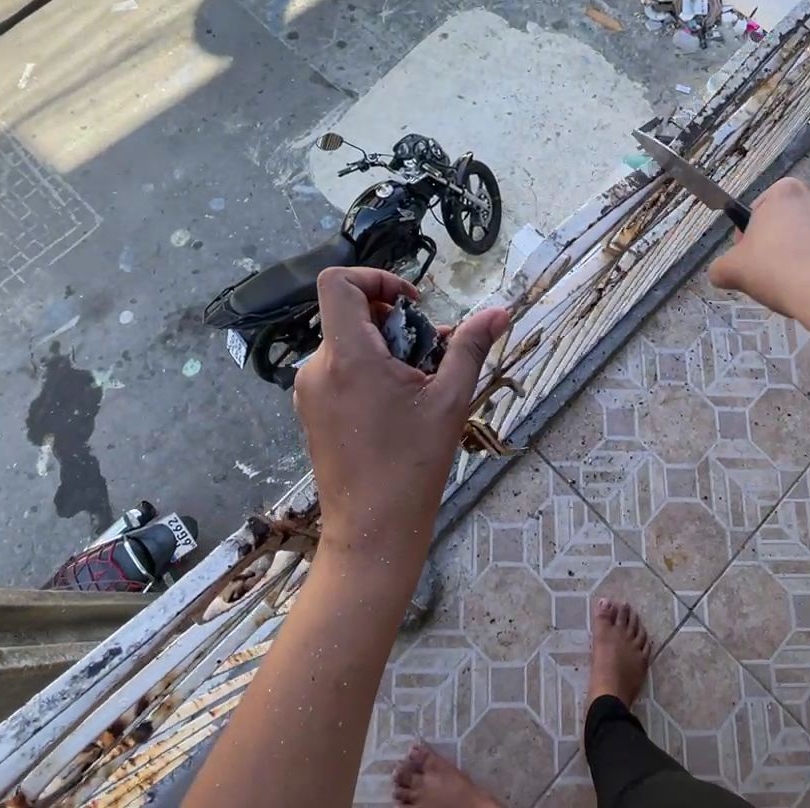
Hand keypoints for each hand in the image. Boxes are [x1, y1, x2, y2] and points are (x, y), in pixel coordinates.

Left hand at [292, 267, 509, 562]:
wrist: (372, 532)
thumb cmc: (413, 466)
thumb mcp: (450, 400)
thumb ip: (470, 347)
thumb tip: (500, 311)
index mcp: (347, 357)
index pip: (338, 283)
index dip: (376, 278)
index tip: (412, 306)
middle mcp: (317, 368)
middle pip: (349, 314)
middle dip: (393, 323)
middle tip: (427, 355)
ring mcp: (309, 392)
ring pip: (346, 344)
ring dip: (384, 349)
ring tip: (417, 385)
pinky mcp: (311, 412)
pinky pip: (338, 370)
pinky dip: (368, 371)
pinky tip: (396, 405)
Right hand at [708, 178, 809, 326]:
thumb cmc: (780, 271)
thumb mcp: (733, 271)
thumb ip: (720, 268)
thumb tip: (722, 273)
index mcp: (784, 191)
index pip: (756, 213)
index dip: (747, 242)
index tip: (750, 265)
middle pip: (785, 227)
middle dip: (776, 251)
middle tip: (770, 279)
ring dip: (800, 261)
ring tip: (796, 290)